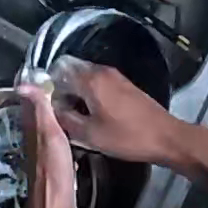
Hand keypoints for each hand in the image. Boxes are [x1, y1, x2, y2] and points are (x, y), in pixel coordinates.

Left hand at [17, 83, 76, 207]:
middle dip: (46, 102)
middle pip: (39, 117)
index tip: (44, 75)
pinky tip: (69, 136)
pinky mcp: (54, 169)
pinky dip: (61, 136)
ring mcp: (43, 157)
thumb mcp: (51, 136)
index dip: (35, 89)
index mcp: (34, 132)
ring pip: (47, 130)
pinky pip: (56, 145)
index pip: (31, 104)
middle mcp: (35, 142)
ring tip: (67, 106)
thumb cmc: (55, 173)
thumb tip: (24, 84)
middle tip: (59, 87)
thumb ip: (41, 111)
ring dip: (54, 118)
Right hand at [49, 57, 188, 166]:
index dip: (46, 86)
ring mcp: (114, 76)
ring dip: (75, 92)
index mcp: (90, 79)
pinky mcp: (123, 84)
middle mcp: (101, 71)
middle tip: (56, 112)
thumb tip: (47, 108)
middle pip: (70, 71)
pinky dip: (88, 93)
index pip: (57, 71)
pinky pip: (97, 82)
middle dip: (60, 88)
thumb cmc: (126, 137)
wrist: (165, 136)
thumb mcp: (90, 134)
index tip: (42, 104)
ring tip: (72, 115)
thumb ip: (64, 119)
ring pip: (84, 77)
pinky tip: (89, 113)